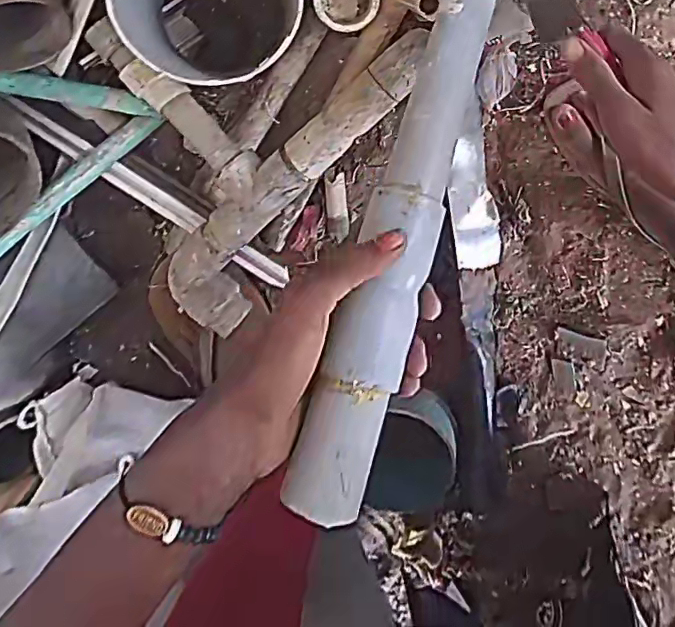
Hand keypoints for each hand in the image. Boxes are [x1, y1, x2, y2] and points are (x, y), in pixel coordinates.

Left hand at [131, 233, 438, 519]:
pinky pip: (375, 371)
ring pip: (381, 338)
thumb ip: (347, 269)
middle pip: (377, 302)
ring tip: (415, 359)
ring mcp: (330, 350)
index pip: (359, 264)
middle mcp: (322, 316)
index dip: (392, 266)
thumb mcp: (309, 304)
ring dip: (407, 345)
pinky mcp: (337, 381)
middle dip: (407, 310)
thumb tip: (388, 242)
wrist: (250, 433)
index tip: (415, 272)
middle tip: (425, 316)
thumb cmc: (265, 369)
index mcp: (312, 289)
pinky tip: (404, 381)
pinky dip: (396, 374)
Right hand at [561, 25, 674, 228]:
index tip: (569, 68)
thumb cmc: (669, 157)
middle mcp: (665, 71)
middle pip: (620, 55)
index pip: (609, 33)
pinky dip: (627, 108)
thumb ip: (594, 76)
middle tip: (581, 100)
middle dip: (595, 72)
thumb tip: (572, 46)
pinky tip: (624, 131)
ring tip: (601, 120)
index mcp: (648, 65)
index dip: (584, 47)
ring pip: (631, 78)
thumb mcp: (618, 113)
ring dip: (610, 93)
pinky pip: (643, 98)